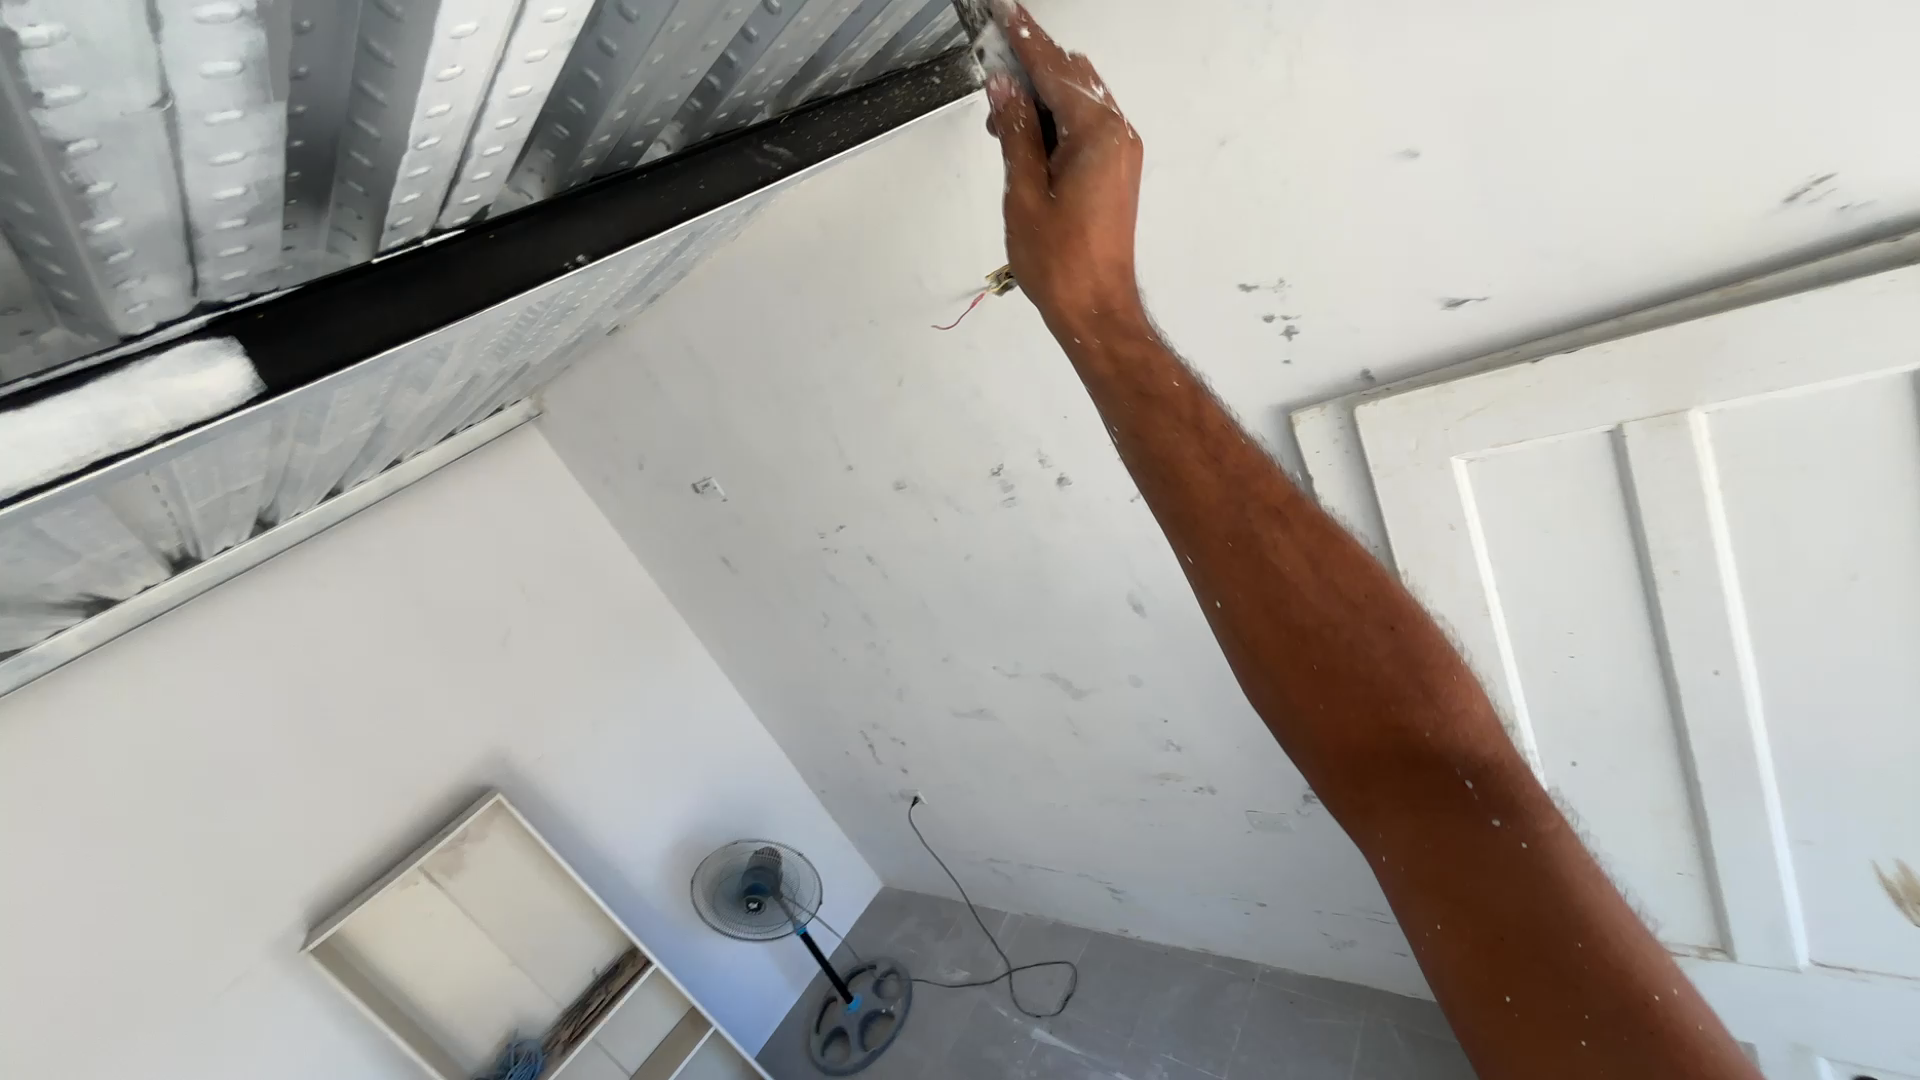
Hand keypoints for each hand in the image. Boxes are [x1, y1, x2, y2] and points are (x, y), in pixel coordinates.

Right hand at [985, 5, 1145, 341]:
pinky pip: (1086, 130)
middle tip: (991, 77)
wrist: (1095, 309)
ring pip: (1079, 103)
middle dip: (1031, 69)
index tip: (1000, 11)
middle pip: (1072, 77)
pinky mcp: (1117, 173)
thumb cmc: (1058, 263)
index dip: (1022, 38)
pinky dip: (1057, 124)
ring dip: (1041, 100)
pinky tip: (1027, 141)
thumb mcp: (1023, 195)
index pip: (1054, 68)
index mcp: (1096, 132)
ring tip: (1000, 121)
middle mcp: (1118, 133)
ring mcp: (1121, 153)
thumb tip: (1003, 87)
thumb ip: (1015, 133)